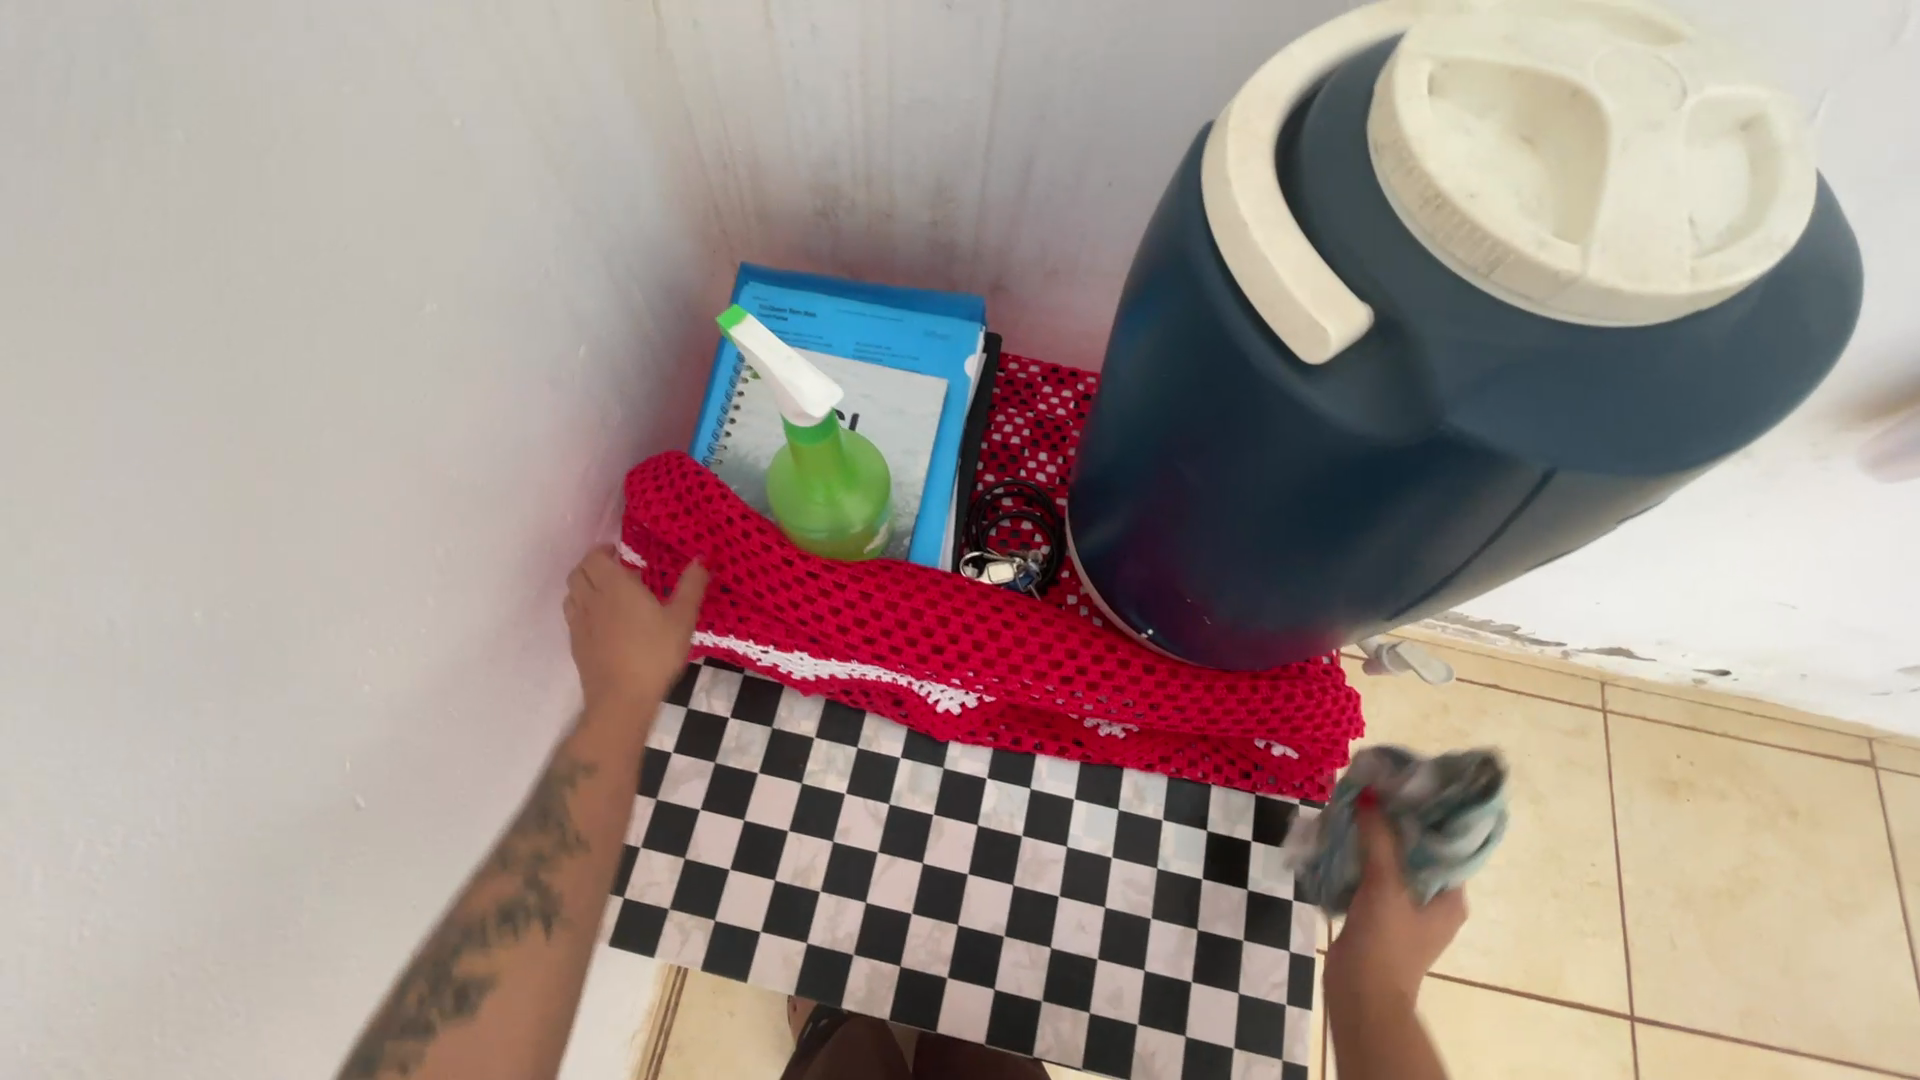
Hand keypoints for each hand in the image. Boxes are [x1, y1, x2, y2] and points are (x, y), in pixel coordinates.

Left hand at [563, 545, 707, 717]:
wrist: (622, 698)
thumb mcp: (683, 618)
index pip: (595, 557)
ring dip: (586, 584)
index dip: (604, 550)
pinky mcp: (576, 643)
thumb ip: (692, 585)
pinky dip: (583, 605)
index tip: (621, 552)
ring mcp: (579, 622)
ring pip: (572, 591)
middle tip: (616, 568)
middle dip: (594, 564)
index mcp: (615, 586)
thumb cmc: (655, 653)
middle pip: (579, 571)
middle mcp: (591, 599)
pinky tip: (602, 619)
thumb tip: (701, 557)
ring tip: (608, 591)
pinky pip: (573, 613)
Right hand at [1324, 796, 1467, 1010]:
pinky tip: (1333, 839)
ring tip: (1344, 807)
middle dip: (1387, 821)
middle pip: (1411, 849)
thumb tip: (1369, 794)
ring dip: (1366, 837)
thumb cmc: (1385, 943)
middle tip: (1365, 791)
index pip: (1442, 843)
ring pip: (1386, 861)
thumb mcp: (1385, 885)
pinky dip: (1353, 857)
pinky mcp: (1375, 915)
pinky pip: (1367, 875)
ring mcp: (1402, 909)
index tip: (1398, 784)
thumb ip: (1378, 838)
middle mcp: (1431, 900)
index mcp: (1449, 896)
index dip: (1421, 813)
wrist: (1360, 997)